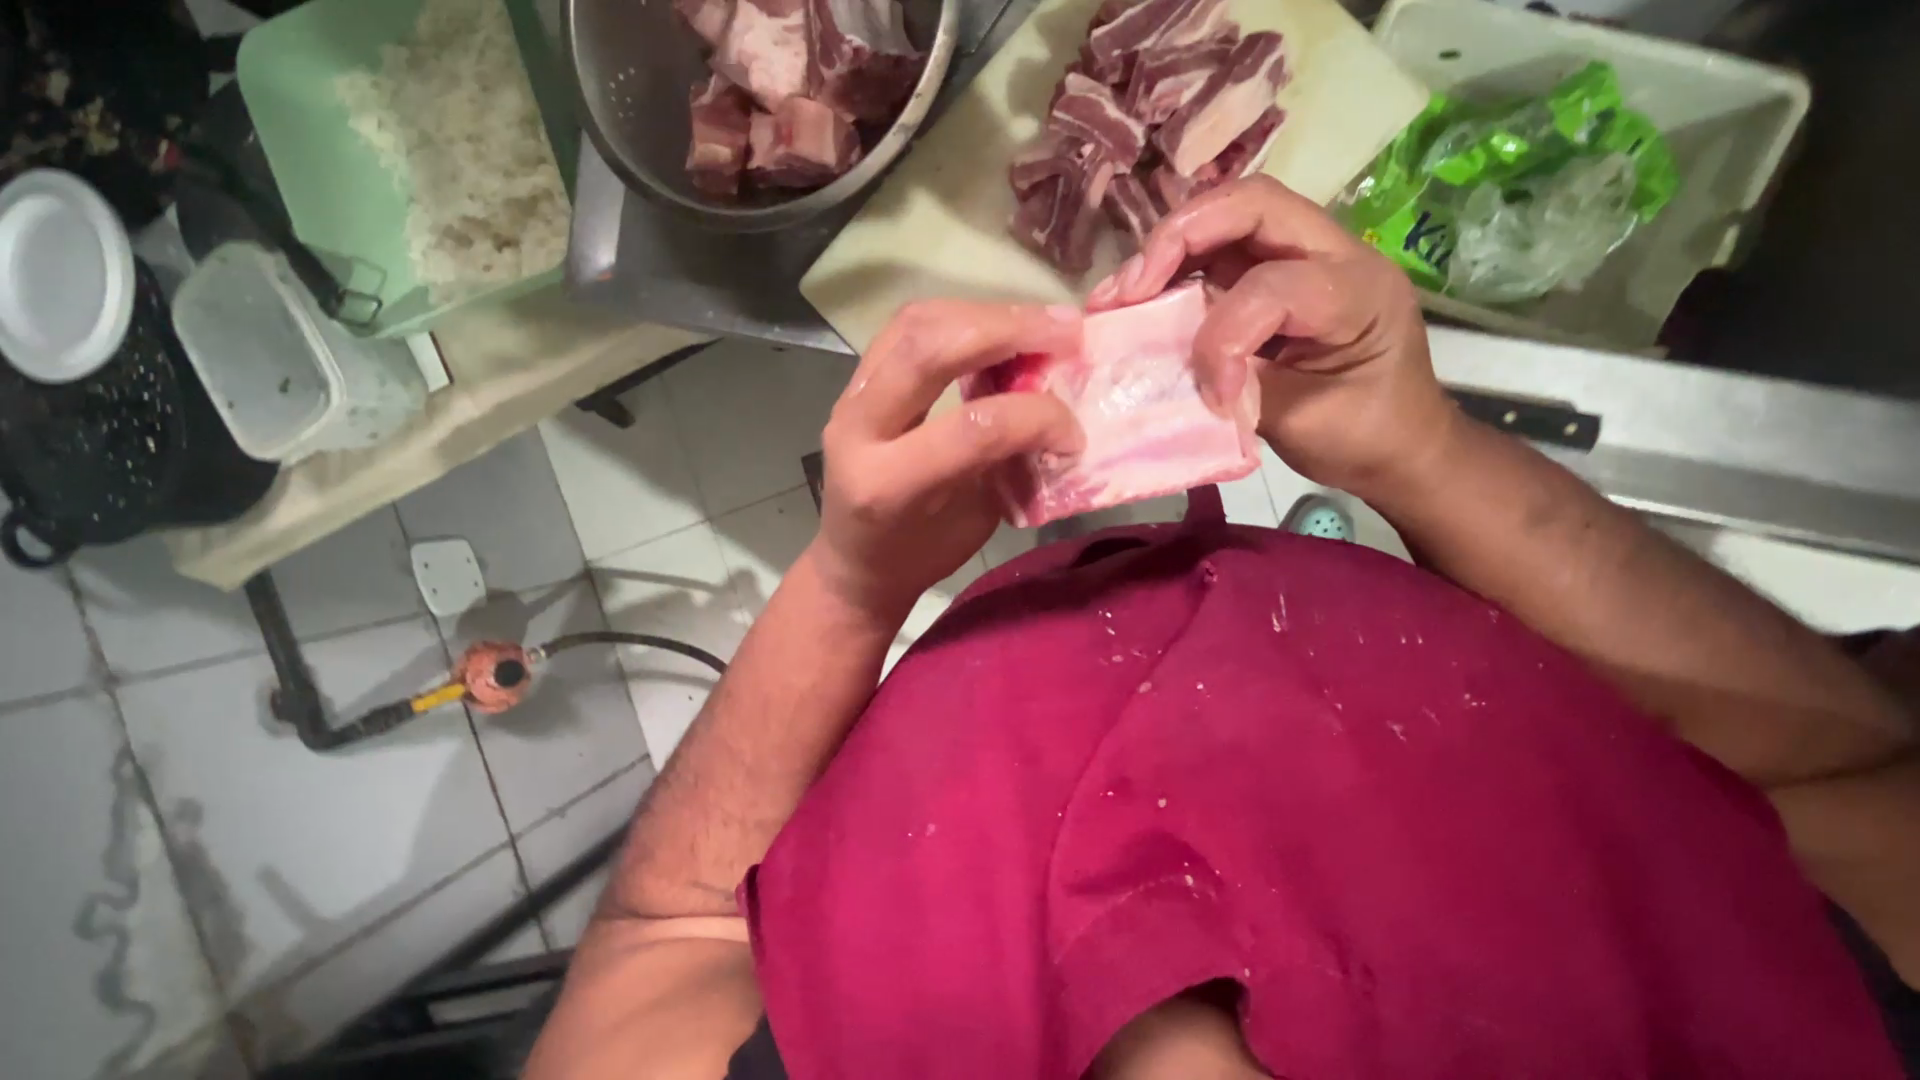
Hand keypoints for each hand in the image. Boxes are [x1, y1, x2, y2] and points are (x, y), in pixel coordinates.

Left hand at [807, 300, 1084, 621]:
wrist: (855, 561)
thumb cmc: (919, 554)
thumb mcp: (974, 521)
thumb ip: (1008, 463)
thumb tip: (1058, 412)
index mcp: (889, 484)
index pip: (972, 428)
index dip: (1035, 417)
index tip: (1074, 430)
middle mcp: (859, 430)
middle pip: (928, 350)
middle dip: (1007, 330)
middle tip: (1066, 330)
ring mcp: (850, 397)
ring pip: (914, 324)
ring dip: (984, 314)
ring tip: (1037, 323)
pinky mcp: (858, 379)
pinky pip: (906, 328)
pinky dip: (959, 318)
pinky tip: (997, 327)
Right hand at [1087, 175, 1456, 497]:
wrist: (1402, 445)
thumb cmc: (1365, 437)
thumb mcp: (1304, 423)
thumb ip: (1243, 386)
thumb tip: (1180, 370)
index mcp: (1359, 292)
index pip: (1274, 286)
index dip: (1224, 338)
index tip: (1210, 394)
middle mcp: (1334, 255)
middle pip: (1251, 205)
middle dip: (1179, 238)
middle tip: (1128, 291)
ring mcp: (1303, 258)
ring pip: (1228, 218)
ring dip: (1167, 250)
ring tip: (1119, 297)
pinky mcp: (1274, 275)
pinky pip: (1219, 254)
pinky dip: (1174, 271)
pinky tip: (1139, 300)